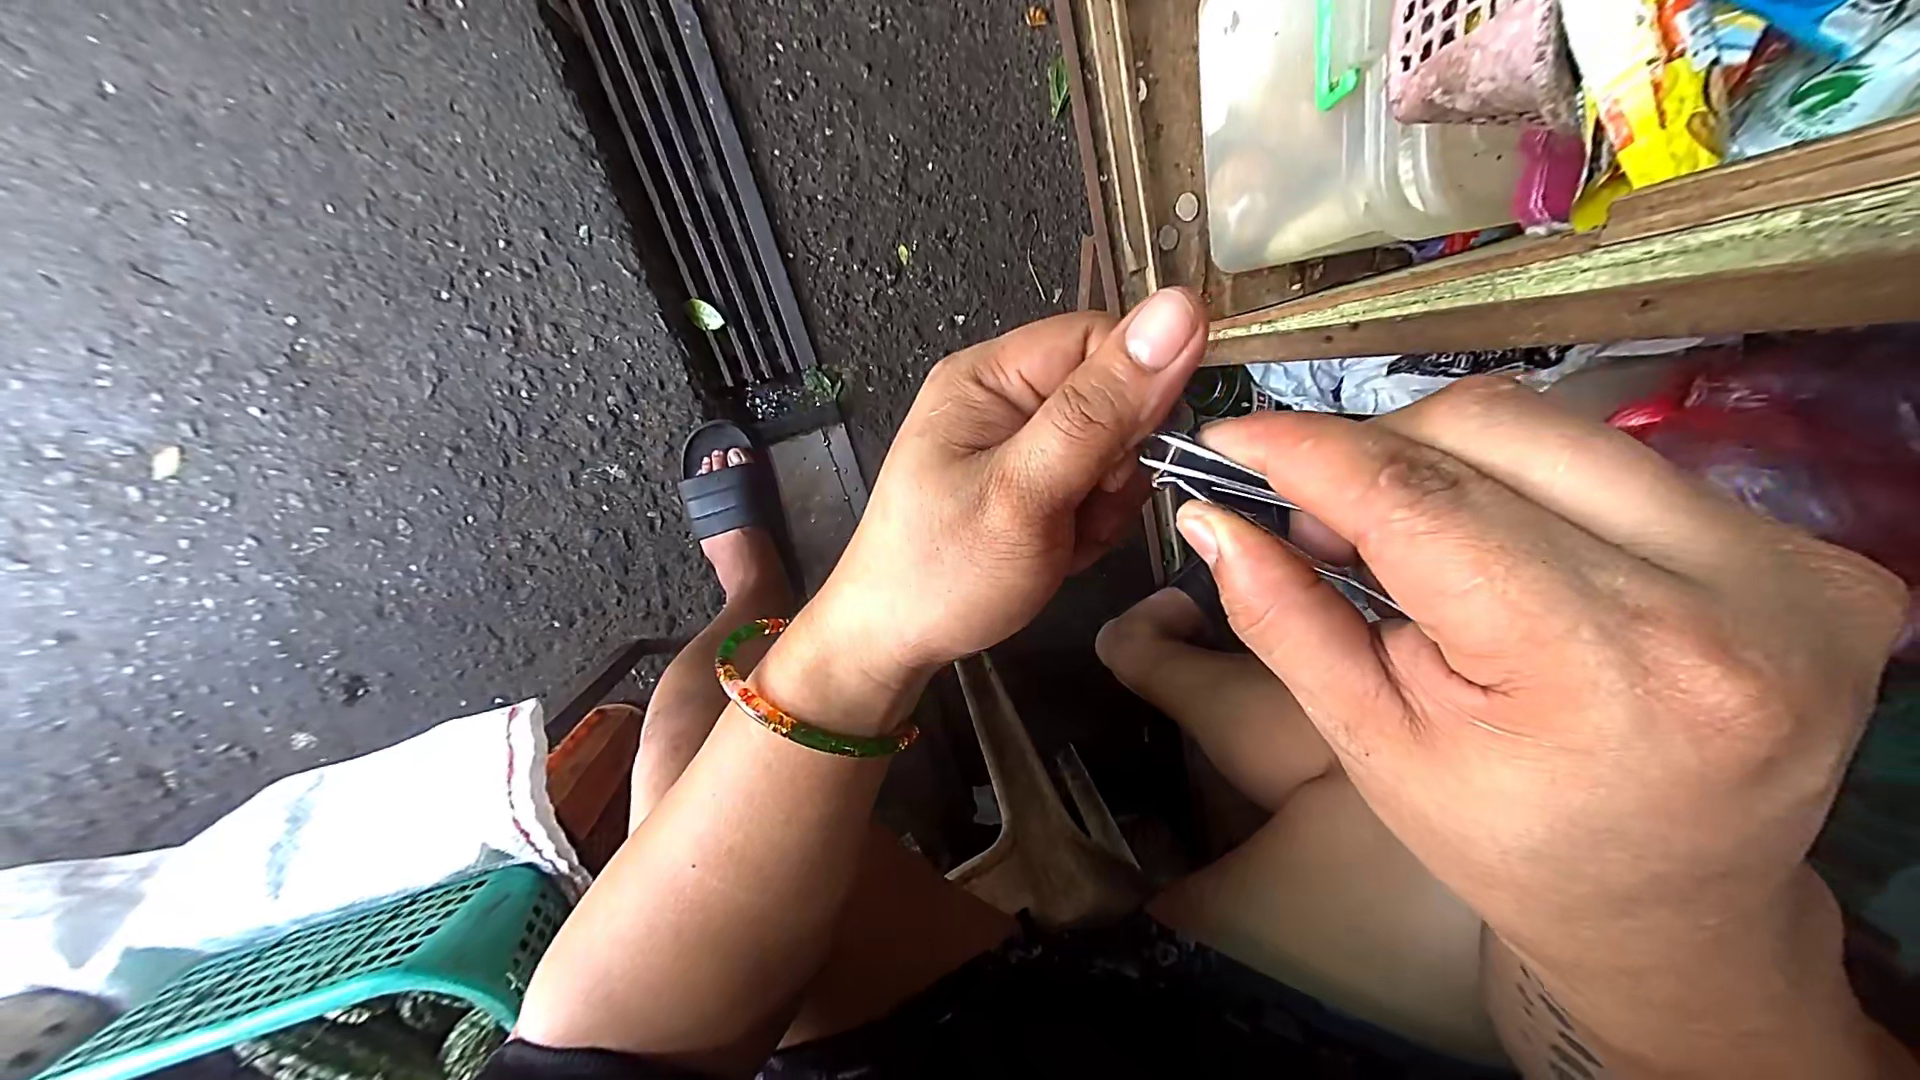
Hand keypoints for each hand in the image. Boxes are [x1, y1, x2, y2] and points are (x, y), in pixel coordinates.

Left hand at [798, 288, 1206, 686]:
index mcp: (991, 376)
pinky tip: (1060, 549)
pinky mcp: (1035, 485)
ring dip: (1108, 501)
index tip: (1130, 456)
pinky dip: (1094, 524)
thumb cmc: (943, 570)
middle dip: (1118, 462)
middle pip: (1115, 397)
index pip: (1101, 339)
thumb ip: (1099, 410)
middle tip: (1082, 510)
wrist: (897, 640)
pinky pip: (1100, 488)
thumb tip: (1181, 308)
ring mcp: (1021, 446)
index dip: (1138, 390)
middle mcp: (1007, 399)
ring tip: (1063, 538)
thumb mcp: (1024, 491)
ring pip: (1116, 449)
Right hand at [1181, 378, 1909, 1071]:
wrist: (1674, 901)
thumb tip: (1208, 520)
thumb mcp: (1361, 740)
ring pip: (1536, 422)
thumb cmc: (1497, 836)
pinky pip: (1588, 451)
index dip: (1307, 452)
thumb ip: (1279, 618)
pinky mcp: (1799, 541)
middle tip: (1314, 523)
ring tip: (1385, 535)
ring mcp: (1786, 555)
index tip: (1228, 436)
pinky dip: (1487, 472)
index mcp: (1601, 667)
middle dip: (1363, 453)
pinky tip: (1466, 537)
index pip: (1421, 504)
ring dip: (1421, 456)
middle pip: (1485, 429)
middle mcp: (1727, 589)